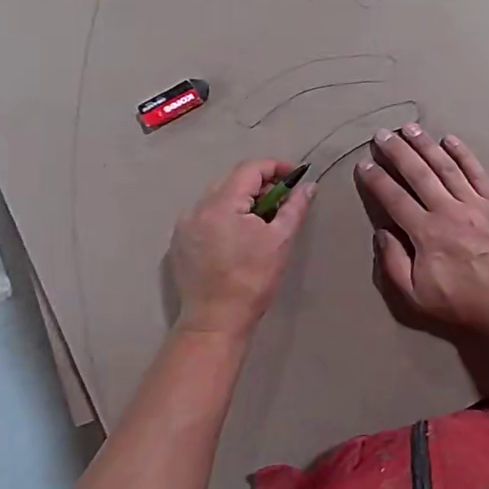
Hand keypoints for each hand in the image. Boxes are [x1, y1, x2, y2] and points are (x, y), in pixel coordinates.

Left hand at [169, 159, 315, 339]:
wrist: (215, 321)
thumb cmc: (252, 280)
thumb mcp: (280, 240)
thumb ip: (294, 208)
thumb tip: (307, 186)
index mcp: (220, 204)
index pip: (249, 169)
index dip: (275, 167)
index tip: (295, 176)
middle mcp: (197, 208)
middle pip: (232, 180)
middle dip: (260, 184)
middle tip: (283, 199)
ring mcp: (185, 225)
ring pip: (218, 197)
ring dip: (243, 200)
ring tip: (263, 219)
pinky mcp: (180, 242)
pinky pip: (206, 215)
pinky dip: (226, 215)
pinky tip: (240, 235)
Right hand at [355, 124, 488, 335]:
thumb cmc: (463, 301)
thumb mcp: (417, 296)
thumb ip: (394, 263)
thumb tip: (382, 233)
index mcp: (425, 233)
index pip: (394, 198)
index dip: (377, 180)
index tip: (364, 164)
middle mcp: (447, 211)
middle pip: (417, 173)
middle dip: (397, 151)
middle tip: (382, 134)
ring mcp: (473, 204)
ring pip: (445, 167)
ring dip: (425, 145)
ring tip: (409, 128)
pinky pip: (476, 173)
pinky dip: (463, 154)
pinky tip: (449, 139)